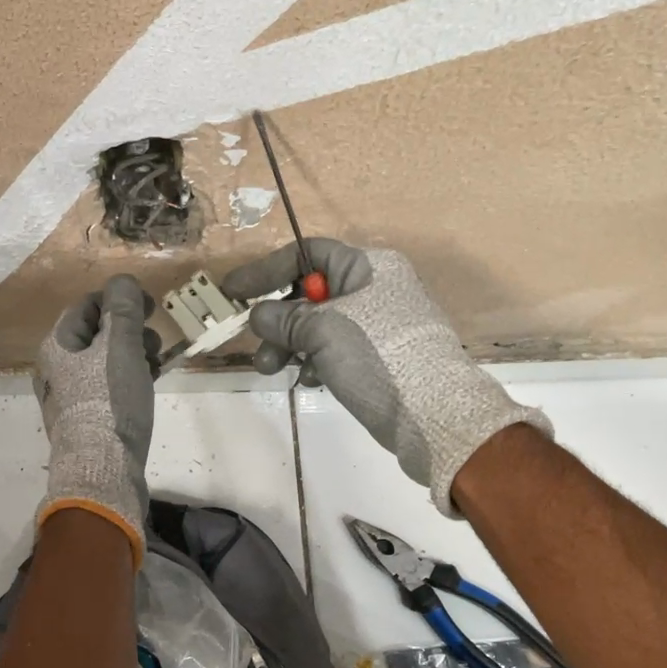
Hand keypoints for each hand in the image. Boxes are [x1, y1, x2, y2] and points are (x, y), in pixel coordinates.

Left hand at [34, 275, 161, 563]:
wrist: (101, 470)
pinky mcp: (87, 421)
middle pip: (95, 334)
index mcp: (56, 346)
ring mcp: (69, 397)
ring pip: (104, 361)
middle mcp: (56, 369)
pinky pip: (108, 387)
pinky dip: (129, 379)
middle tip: (155, 340)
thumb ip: (122, 311)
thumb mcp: (119, 348)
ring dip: (133, 354)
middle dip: (129, 329)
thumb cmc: (108, 403)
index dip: (118, 299)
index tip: (150, 306)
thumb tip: (122, 282)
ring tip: (157, 364)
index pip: (86, 305)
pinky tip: (150, 384)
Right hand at [222, 239, 550, 516]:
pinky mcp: (377, 357)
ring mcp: (378, 324)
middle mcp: (374, 289)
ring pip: (316, 325)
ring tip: (274, 369)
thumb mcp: (322, 329)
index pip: (306, 253)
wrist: (432, 414)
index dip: (266, 269)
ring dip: (288, 345)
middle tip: (256, 345)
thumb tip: (259, 315)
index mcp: (368, 267)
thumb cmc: (377, 355)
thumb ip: (283, 317)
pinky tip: (310, 379)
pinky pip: (332, 349)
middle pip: (307, 293)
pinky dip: (313, 361)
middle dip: (276, 320)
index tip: (234, 290)